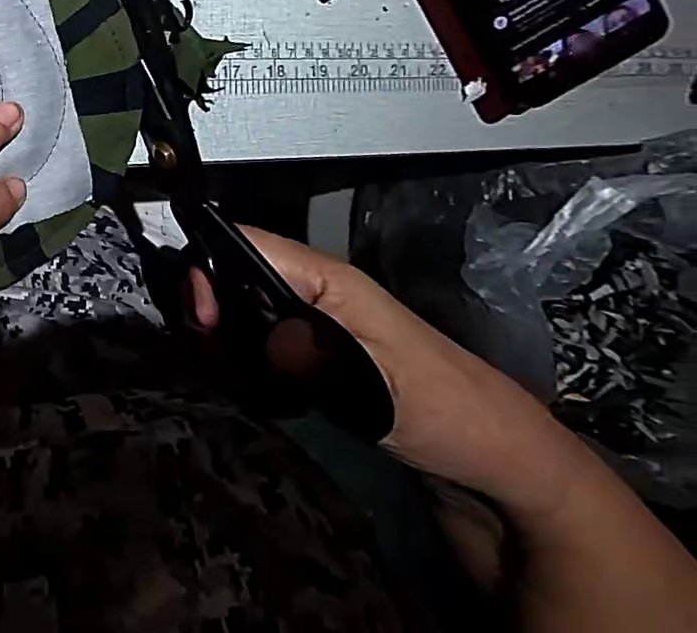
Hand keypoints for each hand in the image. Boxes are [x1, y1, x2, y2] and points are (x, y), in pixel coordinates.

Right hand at [191, 229, 578, 504]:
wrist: (508, 467)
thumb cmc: (452, 416)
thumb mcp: (378, 382)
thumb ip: (303, 348)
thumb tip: (238, 323)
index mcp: (329, 279)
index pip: (241, 243)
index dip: (207, 268)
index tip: (203, 318)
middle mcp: (315, 287)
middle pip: (231, 268)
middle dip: (206, 300)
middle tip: (206, 341)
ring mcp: (312, 315)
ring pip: (237, 298)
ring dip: (218, 325)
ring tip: (219, 357)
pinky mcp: (311, 343)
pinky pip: (255, 326)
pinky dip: (236, 343)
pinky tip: (240, 367)